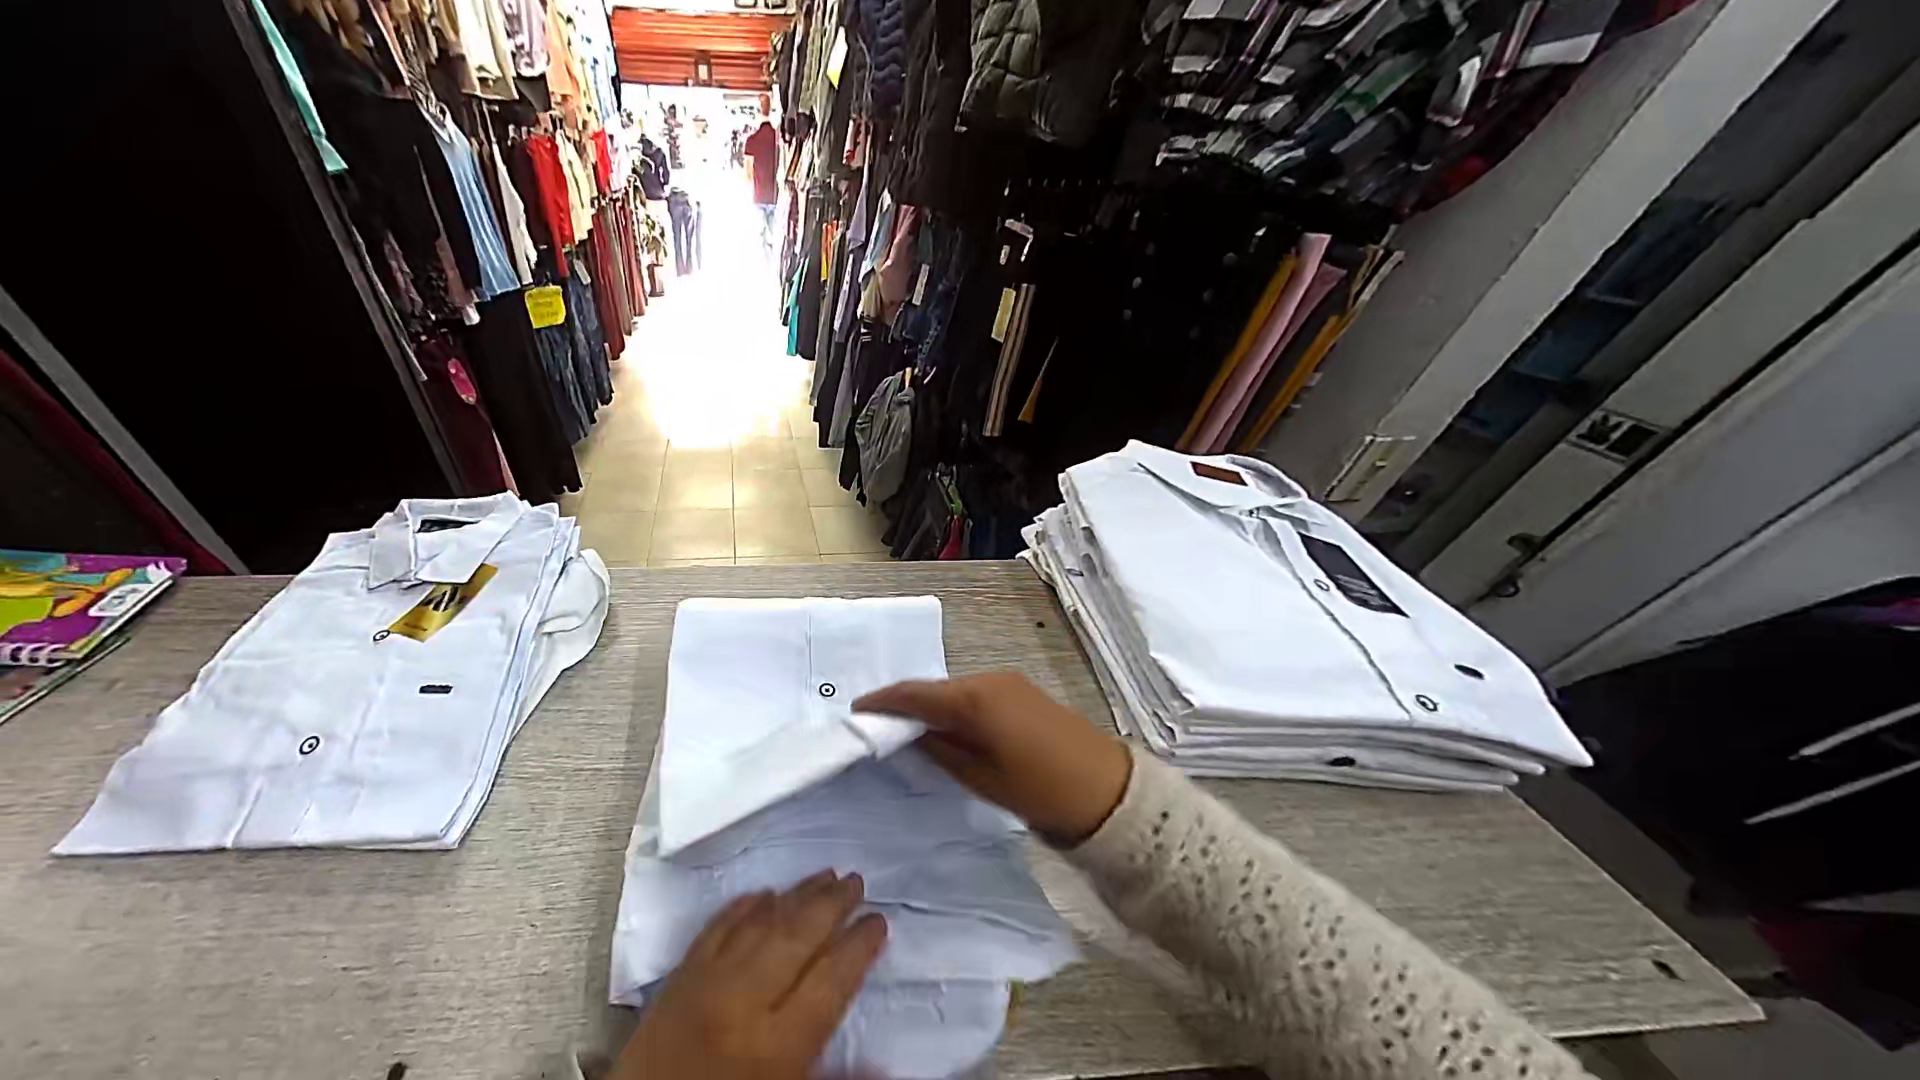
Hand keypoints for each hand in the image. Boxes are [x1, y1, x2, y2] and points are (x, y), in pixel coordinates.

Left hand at [614, 871, 886, 1079]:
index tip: (878, 921)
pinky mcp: (677, 979)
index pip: (829, 981)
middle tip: (856, 881)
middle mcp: (743, 1004)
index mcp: (775, 1046)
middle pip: (797, 938)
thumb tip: (885, 1063)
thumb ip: (835, 1079)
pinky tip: (764, 892)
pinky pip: (716, 928)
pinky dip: (744, 906)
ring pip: (761, 924)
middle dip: (832, 905)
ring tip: (825, 875)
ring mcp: (706, 984)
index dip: (858, 947)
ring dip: (796, 895)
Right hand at [854, 674, 1131, 843]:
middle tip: (880, 725)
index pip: (917, 694)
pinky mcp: (1022, 690)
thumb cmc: (1038, 789)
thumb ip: (941, 750)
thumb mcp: (980, 777)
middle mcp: (989, 680)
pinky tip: (949, 726)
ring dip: (933, 705)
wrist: (1104, 787)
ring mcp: (1009, 682)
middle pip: (936, 688)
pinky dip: (956, 706)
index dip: (884, 701)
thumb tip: (913, 734)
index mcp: (975, 699)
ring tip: (910, 729)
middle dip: (907, 703)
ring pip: (956, 689)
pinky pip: (977, 693)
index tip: (858, 710)